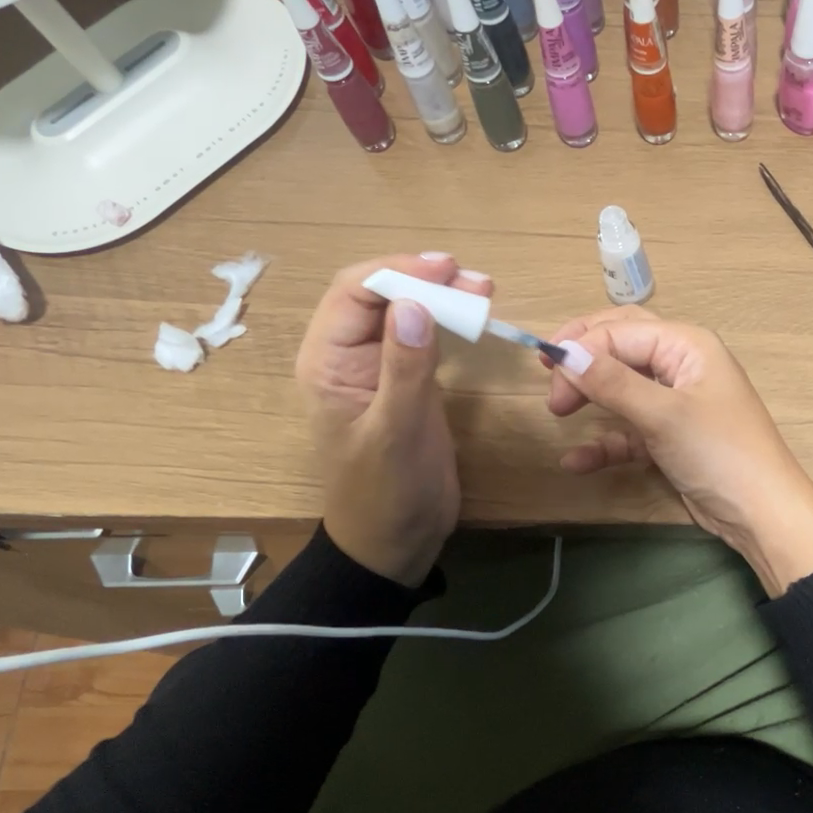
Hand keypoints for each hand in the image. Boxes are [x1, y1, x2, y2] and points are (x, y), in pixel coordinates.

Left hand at [295, 252, 491, 585]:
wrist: (395, 543)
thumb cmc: (387, 494)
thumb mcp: (396, 433)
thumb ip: (405, 370)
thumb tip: (416, 306)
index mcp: (328, 361)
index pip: (356, 293)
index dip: (399, 272)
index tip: (447, 269)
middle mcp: (349, 356)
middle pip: (381, 294)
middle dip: (425, 278)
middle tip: (477, 280)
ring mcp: (381, 370)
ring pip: (405, 313)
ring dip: (441, 296)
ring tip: (483, 290)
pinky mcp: (409, 385)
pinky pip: (423, 339)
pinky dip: (449, 322)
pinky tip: (473, 317)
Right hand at [545, 307, 812, 595]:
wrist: (761, 512)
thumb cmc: (718, 452)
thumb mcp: (663, 414)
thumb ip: (612, 382)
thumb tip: (565, 352)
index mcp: (687, 345)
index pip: (621, 330)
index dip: (582, 347)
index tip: (548, 376)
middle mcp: (682, 365)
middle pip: (621, 348)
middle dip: (584, 361)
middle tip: (549, 382)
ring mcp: (676, 403)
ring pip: (622, 389)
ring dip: (591, 399)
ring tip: (558, 413)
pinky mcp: (671, 439)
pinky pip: (629, 430)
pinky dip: (605, 442)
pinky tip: (576, 461)